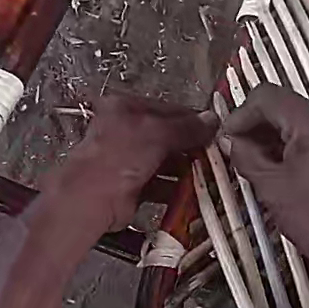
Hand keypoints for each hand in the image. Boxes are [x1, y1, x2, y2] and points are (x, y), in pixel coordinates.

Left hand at [41, 95, 217, 231]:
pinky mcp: (132, 186)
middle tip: (216, 154)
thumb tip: (211, 120)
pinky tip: (196, 191)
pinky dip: (177, 188)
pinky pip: (161, 185)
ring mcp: (127, 161)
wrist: (92, 198)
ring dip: (187, 169)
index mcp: (124, 109)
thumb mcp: (156, 133)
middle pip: (167, 137)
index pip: (166, 109)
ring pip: (165, 162)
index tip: (214, 130)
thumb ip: (186, 127)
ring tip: (211, 173)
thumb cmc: (117, 156)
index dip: (191, 119)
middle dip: (191, 147)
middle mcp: (125, 132)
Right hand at [221, 83, 308, 285]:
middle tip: (237, 144)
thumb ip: (244, 154)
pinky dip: (291, 140)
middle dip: (256, 123)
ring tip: (255, 157)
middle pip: (283, 104)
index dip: (241, 114)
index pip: (268, 98)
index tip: (230, 133)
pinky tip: (276, 162)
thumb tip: (232, 141)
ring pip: (297, 116)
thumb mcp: (268, 184)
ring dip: (272, 132)